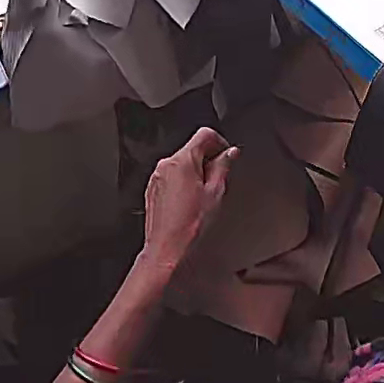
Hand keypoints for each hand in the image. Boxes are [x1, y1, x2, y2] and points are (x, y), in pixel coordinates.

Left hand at [139, 127, 238, 274]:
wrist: (166, 248)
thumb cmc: (189, 225)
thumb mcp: (215, 193)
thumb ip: (223, 167)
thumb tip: (230, 153)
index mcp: (182, 161)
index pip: (204, 135)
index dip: (220, 142)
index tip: (226, 155)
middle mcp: (166, 164)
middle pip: (193, 149)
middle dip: (208, 160)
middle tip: (217, 180)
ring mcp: (157, 176)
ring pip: (182, 163)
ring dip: (195, 172)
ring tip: (203, 195)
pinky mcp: (153, 188)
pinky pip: (172, 176)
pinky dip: (183, 182)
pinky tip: (190, 202)